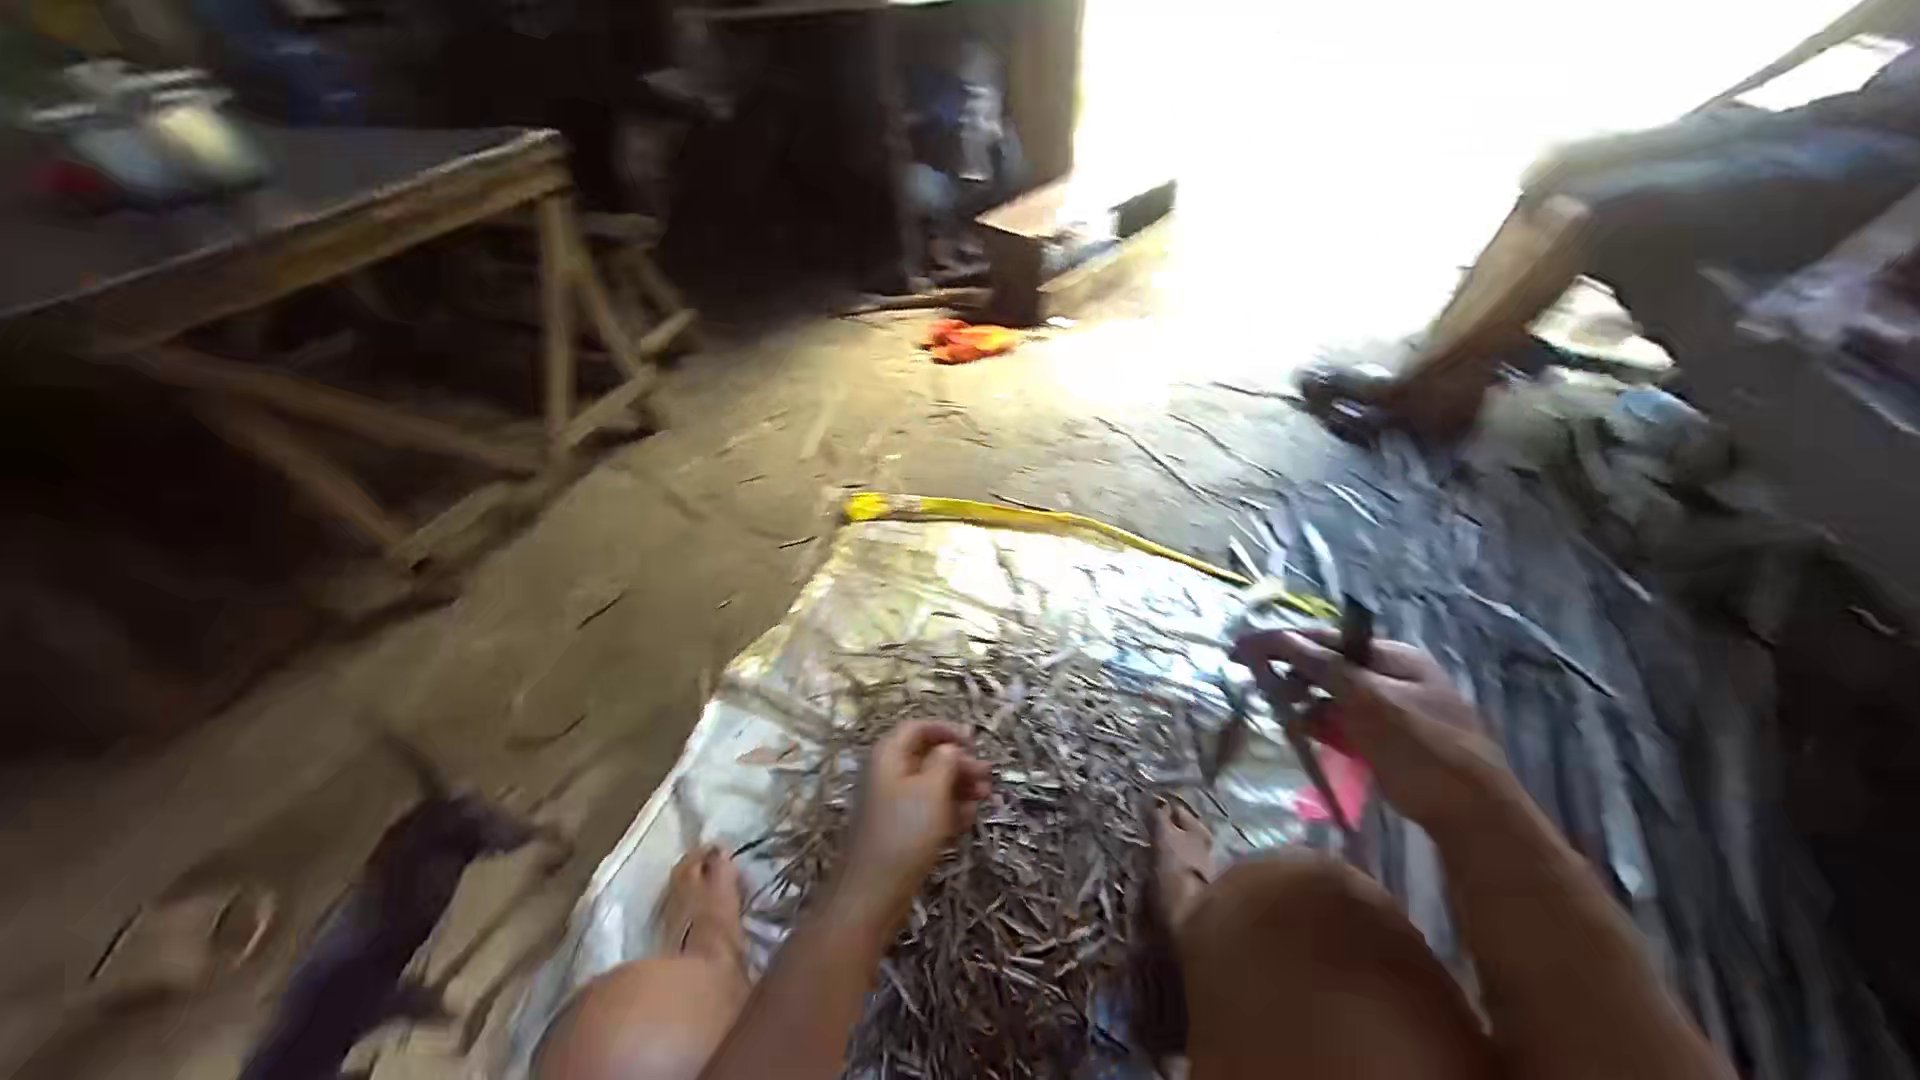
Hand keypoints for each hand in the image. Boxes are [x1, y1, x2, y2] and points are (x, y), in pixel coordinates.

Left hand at [840, 720, 990, 924]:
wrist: (872, 893)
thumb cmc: (905, 832)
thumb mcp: (931, 790)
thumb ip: (945, 761)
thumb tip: (950, 748)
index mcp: (888, 756)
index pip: (917, 728)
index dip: (946, 730)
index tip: (974, 742)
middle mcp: (887, 774)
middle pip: (927, 756)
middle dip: (959, 763)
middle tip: (987, 776)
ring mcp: (892, 803)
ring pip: (930, 784)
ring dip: (959, 787)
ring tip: (985, 798)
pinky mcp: (899, 829)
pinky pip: (927, 809)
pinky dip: (948, 809)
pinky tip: (968, 819)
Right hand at [1231, 629, 1506, 829]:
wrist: (1472, 817)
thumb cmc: (1422, 748)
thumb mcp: (1369, 700)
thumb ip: (1322, 667)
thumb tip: (1279, 638)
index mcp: (1392, 657)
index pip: (1325, 639)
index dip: (1281, 640)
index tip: (1241, 647)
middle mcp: (1388, 677)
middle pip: (1325, 665)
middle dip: (1289, 671)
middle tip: (1251, 678)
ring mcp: (1386, 709)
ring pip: (1328, 695)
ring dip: (1299, 698)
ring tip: (1272, 706)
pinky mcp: (1380, 739)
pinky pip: (1338, 722)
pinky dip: (1316, 723)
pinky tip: (1297, 728)